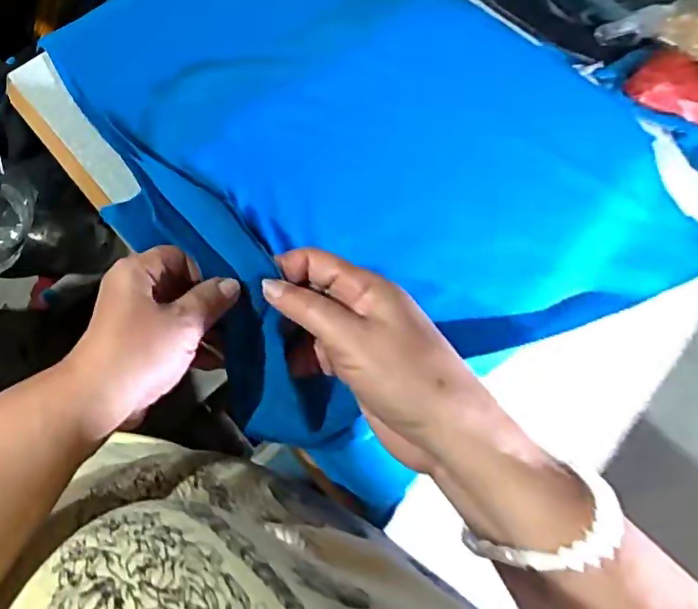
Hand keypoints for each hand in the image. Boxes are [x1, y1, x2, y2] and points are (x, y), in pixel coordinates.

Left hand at [59, 246, 240, 438]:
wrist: (96, 402)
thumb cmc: (141, 352)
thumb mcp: (183, 324)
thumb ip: (209, 301)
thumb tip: (232, 283)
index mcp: (137, 270)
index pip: (178, 256)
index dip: (201, 275)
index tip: (219, 300)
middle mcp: (131, 286)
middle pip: (178, 284)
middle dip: (206, 305)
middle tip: (232, 323)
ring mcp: (130, 315)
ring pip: (174, 311)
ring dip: (200, 327)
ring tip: (228, 348)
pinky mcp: (133, 341)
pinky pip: (165, 331)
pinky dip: (186, 343)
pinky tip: (212, 362)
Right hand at [263, 248, 518, 475]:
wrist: (448, 436)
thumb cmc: (400, 376)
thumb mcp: (349, 337)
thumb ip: (306, 308)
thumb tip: (267, 283)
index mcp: (366, 287)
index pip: (315, 260)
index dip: (284, 268)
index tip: (252, 289)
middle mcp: (363, 305)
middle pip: (314, 289)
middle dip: (283, 300)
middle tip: (250, 321)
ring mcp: (363, 336)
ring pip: (316, 321)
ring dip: (291, 331)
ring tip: (260, 346)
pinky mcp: (361, 365)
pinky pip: (324, 349)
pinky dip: (305, 355)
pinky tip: (286, 369)